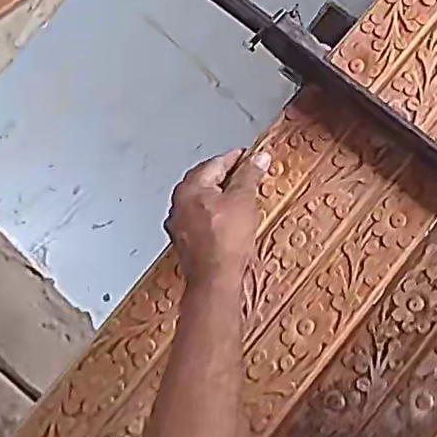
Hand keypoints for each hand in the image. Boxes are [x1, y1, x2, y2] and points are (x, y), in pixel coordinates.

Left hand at [166, 149, 269, 286]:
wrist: (216, 280)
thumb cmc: (225, 243)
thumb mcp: (244, 200)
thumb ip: (249, 175)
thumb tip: (257, 159)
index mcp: (189, 188)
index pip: (215, 163)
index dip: (236, 158)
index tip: (250, 157)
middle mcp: (179, 204)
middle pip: (206, 181)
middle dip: (227, 177)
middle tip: (247, 175)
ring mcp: (180, 225)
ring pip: (202, 202)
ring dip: (221, 197)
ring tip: (241, 199)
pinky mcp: (186, 242)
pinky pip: (202, 221)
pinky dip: (216, 217)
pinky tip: (229, 223)